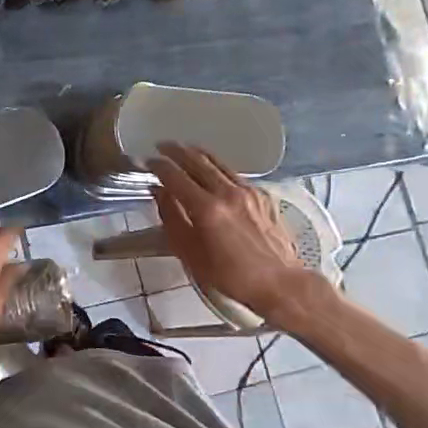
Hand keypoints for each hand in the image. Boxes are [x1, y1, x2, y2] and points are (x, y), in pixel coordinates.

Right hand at [149, 143, 312, 320]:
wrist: (279, 282)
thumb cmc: (231, 276)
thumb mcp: (191, 254)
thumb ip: (172, 219)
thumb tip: (159, 193)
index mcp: (207, 209)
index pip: (176, 176)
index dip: (159, 165)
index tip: (148, 161)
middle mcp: (227, 193)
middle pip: (198, 161)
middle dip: (176, 151)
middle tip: (162, 145)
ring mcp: (248, 191)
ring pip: (218, 163)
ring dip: (198, 153)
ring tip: (185, 149)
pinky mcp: (262, 196)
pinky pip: (234, 174)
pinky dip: (218, 167)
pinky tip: (213, 171)